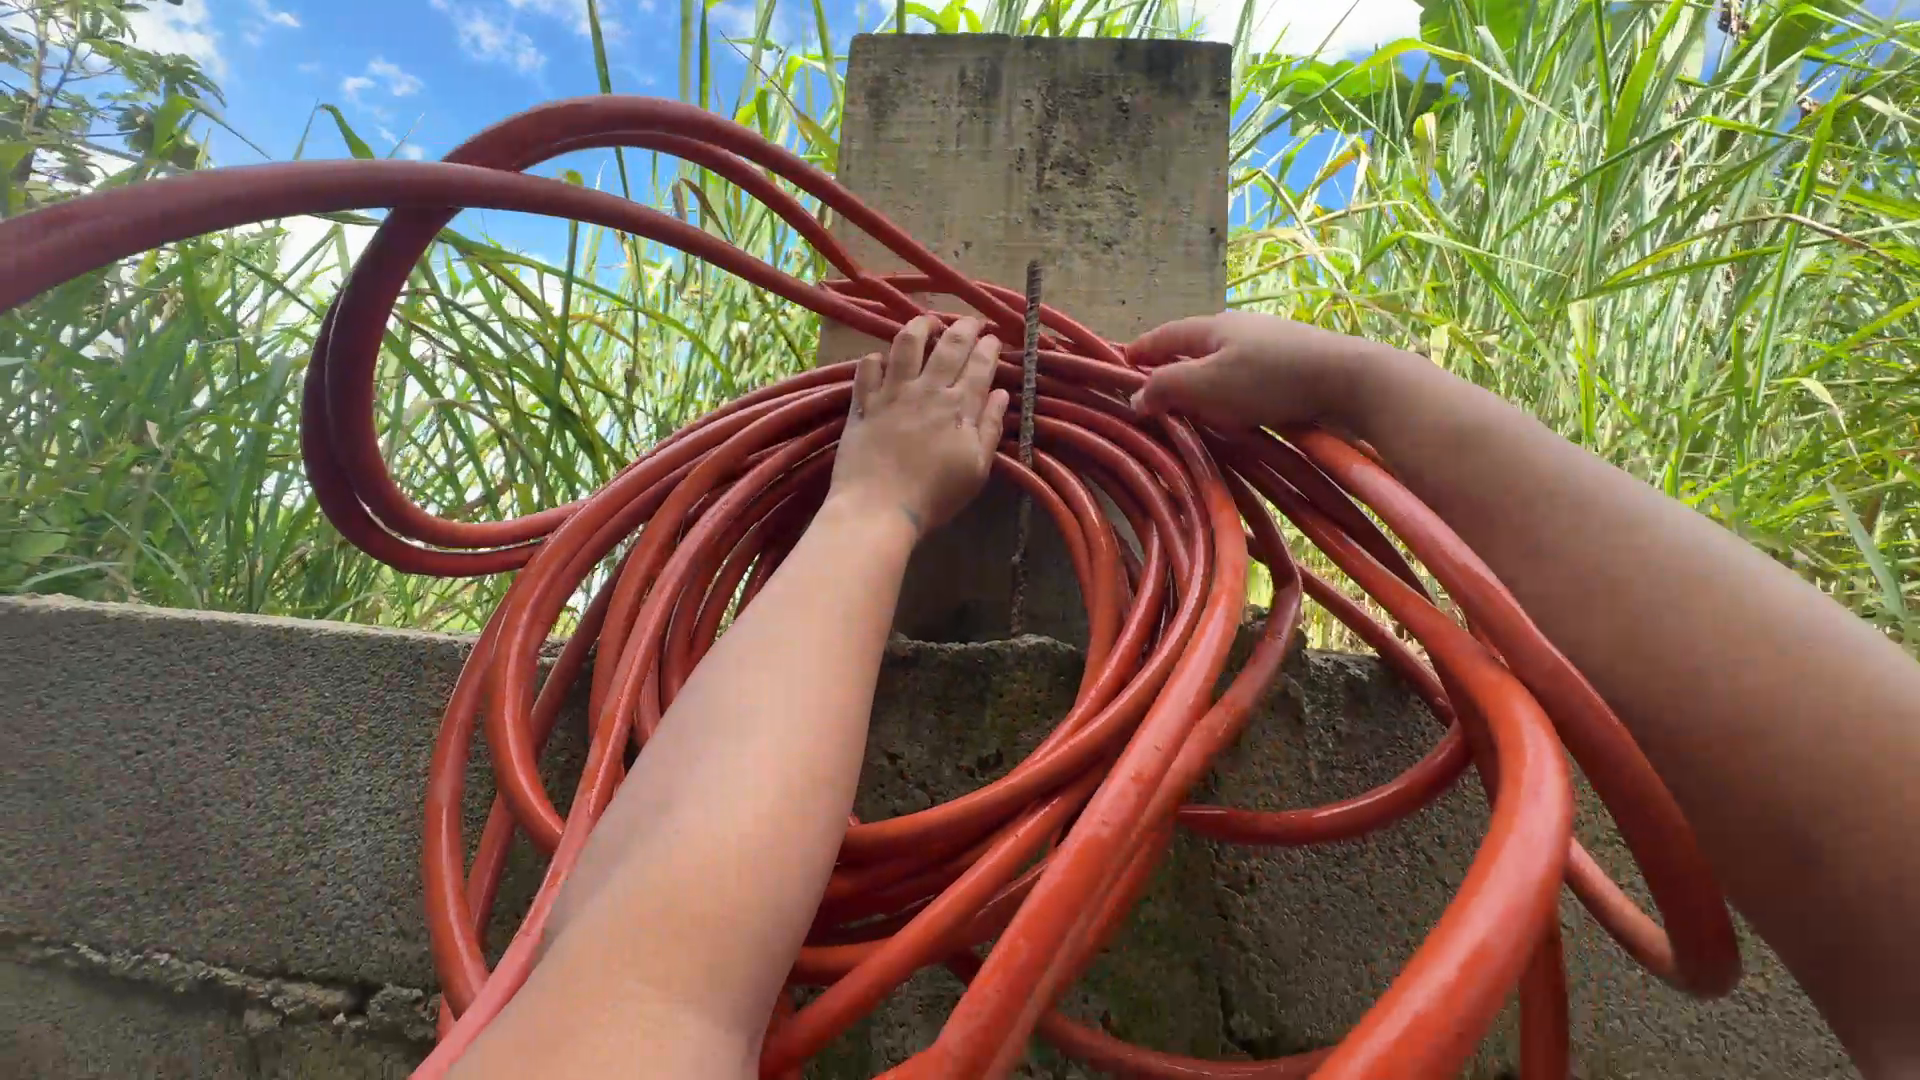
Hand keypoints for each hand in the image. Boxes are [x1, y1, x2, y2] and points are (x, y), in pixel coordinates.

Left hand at [827, 315, 1009, 537]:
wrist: (878, 508)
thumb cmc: (934, 496)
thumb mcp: (976, 469)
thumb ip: (990, 428)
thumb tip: (1001, 393)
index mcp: (960, 406)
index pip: (980, 364)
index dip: (989, 346)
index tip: (994, 338)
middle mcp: (927, 389)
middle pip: (949, 345)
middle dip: (964, 327)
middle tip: (971, 321)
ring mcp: (892, 392)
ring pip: (906, 344)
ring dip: (920, 326)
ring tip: (927, 322)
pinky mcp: (863, 403)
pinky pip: (867, 367)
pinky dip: (876, 358)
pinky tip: (882, 358)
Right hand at [1126, 311, 1401, 431]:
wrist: (1348, 381)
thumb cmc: (1268, 381)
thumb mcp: (1206, 386)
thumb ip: (1166, 388)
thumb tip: (1135, 397)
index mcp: (1211, 327)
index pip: (1161, 336)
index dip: (1137, 351)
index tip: (1117, 366)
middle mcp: (1237, 329)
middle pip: (1190, 347)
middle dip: (1166, 367)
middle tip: (1148, 392)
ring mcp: (1265, 345)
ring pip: (1217, 363)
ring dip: (1197, 381)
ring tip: (1185, 406)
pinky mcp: (1288, 365)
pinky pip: (1242, 377)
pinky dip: (1225, 392)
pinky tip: (1230, 411)